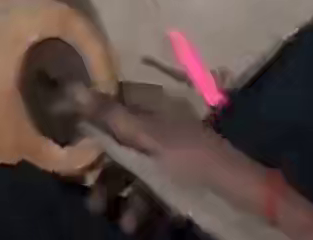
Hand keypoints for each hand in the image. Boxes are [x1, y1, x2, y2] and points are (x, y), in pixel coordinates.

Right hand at [84, 93, 312, 239]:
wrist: (246, 207)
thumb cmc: (194, 162)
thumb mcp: (148, 139)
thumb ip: (109, 116)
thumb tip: (69, 87)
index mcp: (154, 106)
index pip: (114, 100)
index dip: (90, 113)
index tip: (66, 130)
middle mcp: (160, 127)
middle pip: (120, 139)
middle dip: (101, 164)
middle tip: (85, 188)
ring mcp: (172, 159)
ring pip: (132, 171)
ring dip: (117, 192)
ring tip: (106, 213)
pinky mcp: (181, 190)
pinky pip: (151, 195)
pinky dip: (139, 208)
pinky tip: (135, 224)